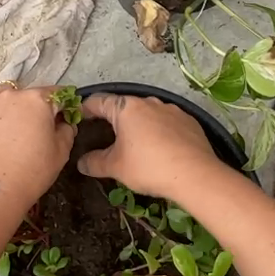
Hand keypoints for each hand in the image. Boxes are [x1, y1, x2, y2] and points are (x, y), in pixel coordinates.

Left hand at [0, 85, 76, 209]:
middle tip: (34, 132)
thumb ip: (67, 129)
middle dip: (35, 108)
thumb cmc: (32, 173)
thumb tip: (63, 122)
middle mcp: (10, 94)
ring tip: (11, 134)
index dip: (62, 106)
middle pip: (28, 94)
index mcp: (37, 100)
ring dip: (12, 109)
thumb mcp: (61, 152)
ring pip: (4, 99)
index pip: (56, 93)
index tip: (60, 121)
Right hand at [76, 93, 235, 204]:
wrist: (195, 174)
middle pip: (124, 107)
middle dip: (113, 120)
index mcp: (126, 108)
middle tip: (105, 136)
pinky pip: (167, 122)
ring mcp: (171, 109)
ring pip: (147, 114)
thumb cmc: (149, 167)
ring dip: (138, 125)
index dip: (85, 109)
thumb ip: (95, 163)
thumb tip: (81, 162)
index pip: (98, 101)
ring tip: (135, 144)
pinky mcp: (189, 120)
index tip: (79, 117)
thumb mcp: (116, 168)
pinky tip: (160, 148)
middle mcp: (149, 102)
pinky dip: (159, 131)